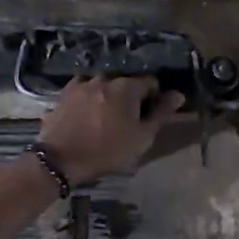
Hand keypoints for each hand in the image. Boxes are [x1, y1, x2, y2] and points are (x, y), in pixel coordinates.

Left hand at [36, 76, 183, 183]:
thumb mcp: (142, 138)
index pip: (150, 82)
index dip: (154, 97)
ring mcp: (82, 84)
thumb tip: (178, 95)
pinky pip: (83, 88)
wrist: (61, 160)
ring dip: (109, 95)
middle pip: (126, 82)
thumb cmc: (107, 151)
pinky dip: (89, 96)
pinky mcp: (64, 93)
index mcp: (127, 86)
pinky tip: (87, 112)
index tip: (149, 115)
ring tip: (106, 115)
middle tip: (127, 119)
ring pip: (104, 84)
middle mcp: (105, 78)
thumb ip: (161, 114)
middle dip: (131, 96)